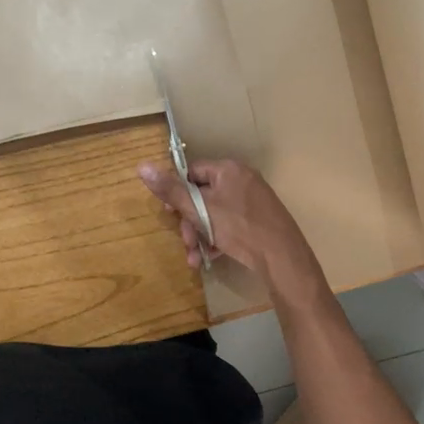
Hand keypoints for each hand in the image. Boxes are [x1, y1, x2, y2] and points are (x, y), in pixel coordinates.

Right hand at [138, 159, 322, 291]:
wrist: (281, 256)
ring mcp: (253, 200)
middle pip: (203, 195)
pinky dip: (218, 238)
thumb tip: (141, 165)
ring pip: (216, 213)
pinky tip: (210, 257)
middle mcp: (242, 179)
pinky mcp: (259, 219)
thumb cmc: (239, 227)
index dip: (177, 191)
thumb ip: (171, 190)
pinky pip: (231, 224)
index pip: (193, 171)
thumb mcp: (200, 210)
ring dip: (200, 234)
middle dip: (189, 221)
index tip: (169, 212)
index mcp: (228, 169)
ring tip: (194, 257)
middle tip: (184, 241)